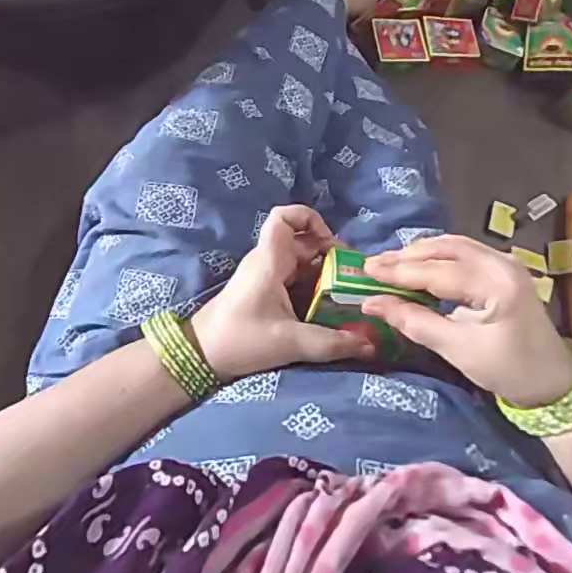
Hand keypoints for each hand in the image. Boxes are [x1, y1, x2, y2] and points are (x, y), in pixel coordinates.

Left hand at [189, 205, 375, 382]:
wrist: (201, 356)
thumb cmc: (239, 340)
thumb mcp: (289, 342)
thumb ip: (332, 343)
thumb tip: (370, 345)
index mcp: (269, 260)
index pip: (284, 216)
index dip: (310, 219)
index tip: (332, 245)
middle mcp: (268, 261)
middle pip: (303, 241)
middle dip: (330, 254)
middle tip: (352, 277)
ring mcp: (265, 276)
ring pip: (301, 261)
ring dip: (324, 273)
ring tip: (346, 294)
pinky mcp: (265, 292)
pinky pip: (295, 279)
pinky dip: (313, 287)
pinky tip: (327, 308)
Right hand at [361, 235, 571, 407]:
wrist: (554, 382)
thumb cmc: (508, 369)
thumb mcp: (458, 349)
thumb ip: (414, 322)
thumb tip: (372, 303)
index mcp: (496, 283)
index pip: (438, 270)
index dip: (399, 270)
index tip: (365, 270)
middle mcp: (502, 263)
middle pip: (446, 248)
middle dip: (407, 256)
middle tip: (373, 265)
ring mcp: (506, 263)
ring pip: (454, 246)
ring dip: (421, 253)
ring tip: (390, 264)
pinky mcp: (504, 270)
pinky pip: (464, 253)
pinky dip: (437, 257)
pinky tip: (418, 266)